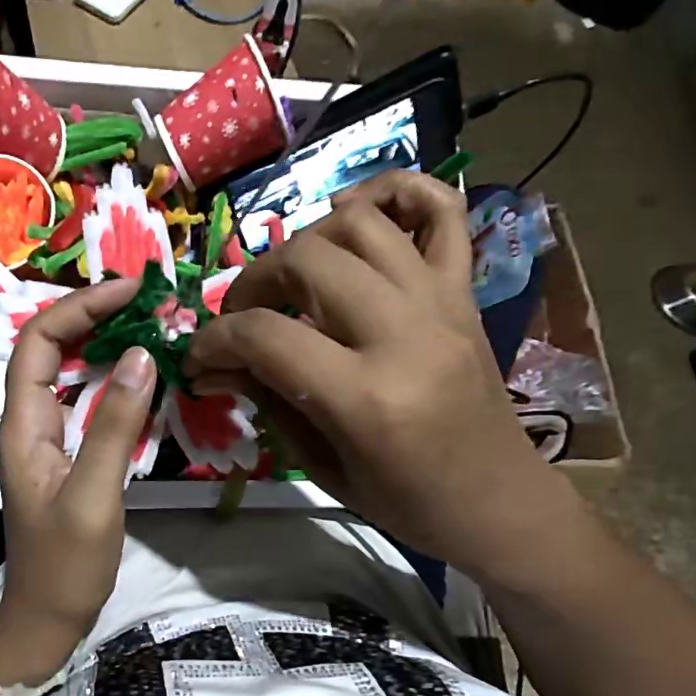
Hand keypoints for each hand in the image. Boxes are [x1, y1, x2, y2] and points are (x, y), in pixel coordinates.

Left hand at [0, 277, 156, 676]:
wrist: (48, 618)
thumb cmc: (65, 564)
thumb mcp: (93, 495)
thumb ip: (115, 426)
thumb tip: (142, 354)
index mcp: (24, 424)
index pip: (39, 341)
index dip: (81, 307)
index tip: (132, 291)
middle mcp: (31, 422)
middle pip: (53, 348)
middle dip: (97, 316)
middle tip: (152, 303)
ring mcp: (50, 439)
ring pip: (73, 373)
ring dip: (108, 344)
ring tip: (154, 326)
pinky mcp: (70, 456)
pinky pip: (90, 402)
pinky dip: (117, 380)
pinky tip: (147, 378)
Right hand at [186, 171, 550, 571]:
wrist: (496, 501)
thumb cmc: (407, 503)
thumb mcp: (323, 466)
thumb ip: (269, 402)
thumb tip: (216, 365)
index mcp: (366, 398)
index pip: (265, 336)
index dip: (215, 341)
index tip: (199, 358)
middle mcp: (404, 335)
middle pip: (306, 260)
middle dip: (253, 283)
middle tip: (241, 319)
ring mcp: (441, 304)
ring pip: (359, 223)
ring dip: (307, 240)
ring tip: (291, 278)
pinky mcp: (465, 294)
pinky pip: (441, 211)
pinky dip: (398, 192)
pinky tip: (356, 211)